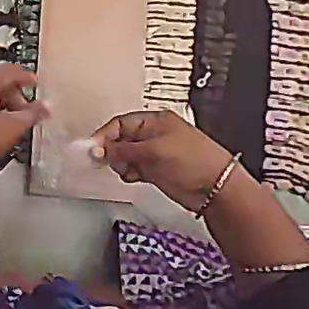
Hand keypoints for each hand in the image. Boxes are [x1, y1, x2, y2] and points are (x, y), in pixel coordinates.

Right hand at [93, 110, 236, 212]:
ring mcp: (154, 153)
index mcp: (155, 121)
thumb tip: (100, 149)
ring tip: (128, 170)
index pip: (120, 124)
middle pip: (120, 139)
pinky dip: (129, 172)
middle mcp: (153, 135)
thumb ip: (123, 149)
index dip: (104, 136)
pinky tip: (134, 176)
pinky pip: (133, 168)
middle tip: (109, 162)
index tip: (93, 150)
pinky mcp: (155, 169)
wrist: (215, 187)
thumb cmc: (194, 162)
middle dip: (112, 151)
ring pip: (124, 156)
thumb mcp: (153, 151)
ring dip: (121, 164)